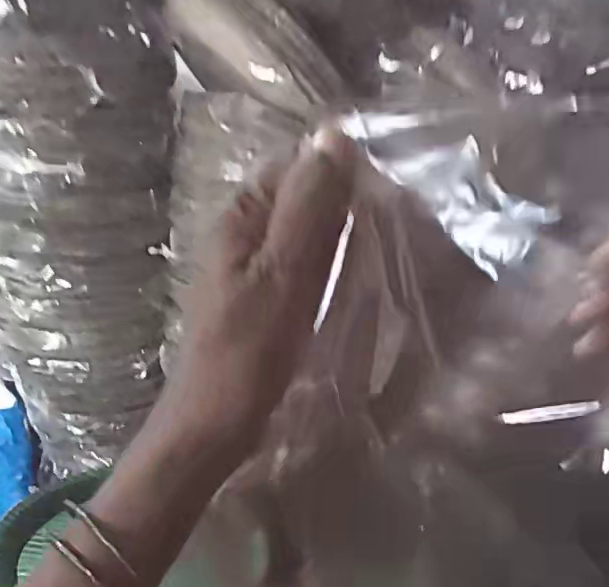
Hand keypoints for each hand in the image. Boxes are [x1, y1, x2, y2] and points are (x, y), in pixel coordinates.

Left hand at [157, 127, 357, 459]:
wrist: (212, 429)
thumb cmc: (245, 357)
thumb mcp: (282, 277)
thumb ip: (309, 210)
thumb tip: (336, 136)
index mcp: (241, 217)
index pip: (298, 165)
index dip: (343, 172)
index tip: (389, 197)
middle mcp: (240, 236)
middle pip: (301, 201)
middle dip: (345, 208)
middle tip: (396, 230)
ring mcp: (249, 275)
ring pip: (304, 240)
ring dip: (340, 242)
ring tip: (383, 255)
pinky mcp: (260, 308)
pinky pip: (301, 274)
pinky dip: (327, 274)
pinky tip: (351, 290)